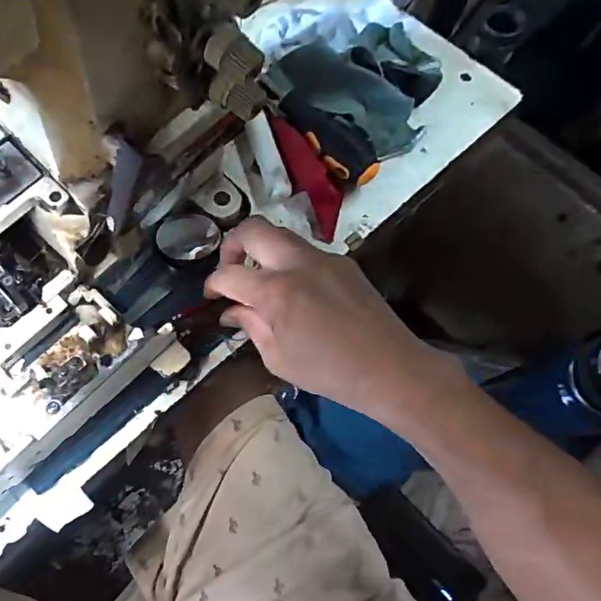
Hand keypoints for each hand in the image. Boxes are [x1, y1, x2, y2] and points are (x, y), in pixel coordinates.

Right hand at [204, 218, 466, 421]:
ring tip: (259, 280)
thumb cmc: (326, 371)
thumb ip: (251, 326)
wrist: (389, 368)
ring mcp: (325, 259)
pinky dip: (287, 262)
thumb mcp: (276, 357)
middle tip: (230, 271)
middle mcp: (298, 264)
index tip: (211, 297)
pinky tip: (292, 291)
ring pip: (281, 235)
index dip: (212, 285)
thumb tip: (233, 311)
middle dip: (232, 246)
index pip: (228, 274)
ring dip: (262, 250)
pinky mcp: (344, 264)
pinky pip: (305, 251)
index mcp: (276, 291)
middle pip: (253, 229)